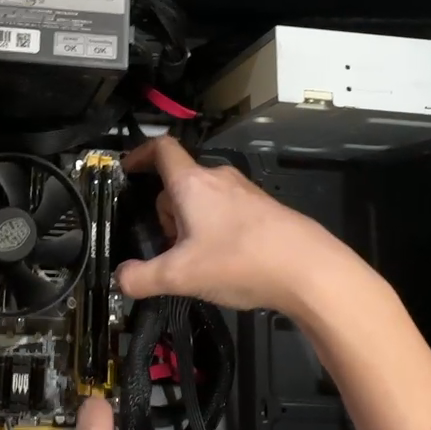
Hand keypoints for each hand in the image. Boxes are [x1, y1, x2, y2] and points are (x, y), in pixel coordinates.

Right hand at [115, 136, 369, 314]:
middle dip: (166, 210)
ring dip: (191, 221)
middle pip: (179, 181)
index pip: (160, 150)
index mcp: (191, 183)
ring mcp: (245, 192)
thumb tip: (120, 280)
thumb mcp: (181, 276)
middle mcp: (217, 178)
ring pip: (203, 197)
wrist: (310, 270)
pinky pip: (227, 210)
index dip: (140, 154)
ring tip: (197, 259)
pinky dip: (216, 227)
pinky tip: (226, 261)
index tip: (127, 169)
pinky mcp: (264, 209)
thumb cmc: (239, 261)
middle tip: (167, 245)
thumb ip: (143, 278)